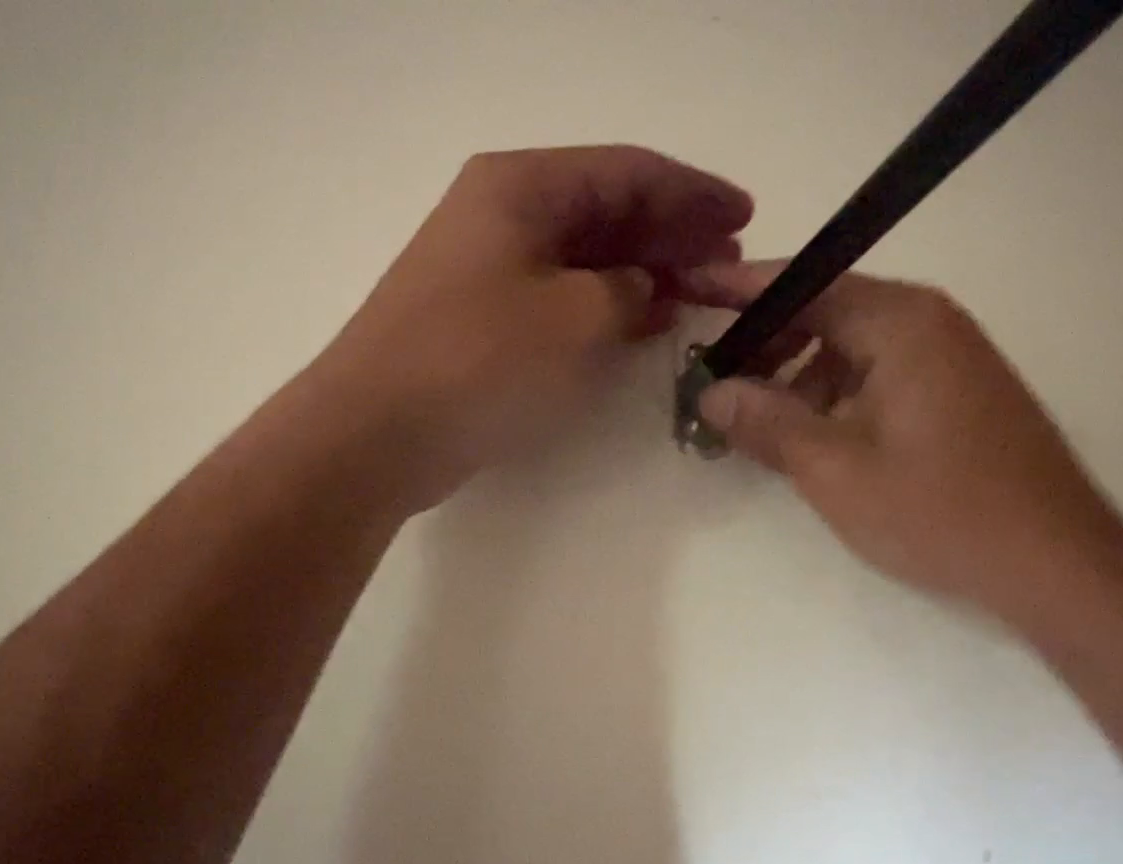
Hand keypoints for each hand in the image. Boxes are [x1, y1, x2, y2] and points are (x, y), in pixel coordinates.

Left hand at [311, 146, 751, 513]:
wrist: (377, 432)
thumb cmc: (481, 360)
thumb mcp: (577, 317)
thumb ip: (629, 292)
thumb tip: (642, 290)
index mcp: (523, 187)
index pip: (627, 172)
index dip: (692, 192)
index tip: (745, 215)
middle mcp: (503, 213)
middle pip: (608, 209)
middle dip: (674, 232)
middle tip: (730, 260)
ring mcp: (489, 266)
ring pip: (587, 254)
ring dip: (646, 270)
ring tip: (701, 290)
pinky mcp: (484, 317)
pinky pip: (563, 293)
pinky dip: (608, 303)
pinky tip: (646, 320)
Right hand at [679, 262, 1122, 621]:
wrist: (1054, 561)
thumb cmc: (939, 510)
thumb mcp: (834, 471)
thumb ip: (767, 423)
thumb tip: (711, 391)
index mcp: (900, 322)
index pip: (803, 282)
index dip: (739, 288)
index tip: (689, 288)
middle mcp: (929, 322)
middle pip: (828, 310)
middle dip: (766, 341)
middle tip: (713, 377)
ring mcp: (950, 356)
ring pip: (852, 347)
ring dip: (799, 375)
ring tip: (756, 420)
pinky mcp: (959, 393)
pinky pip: (880, 375)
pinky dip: (837, 396)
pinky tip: (813, 439)